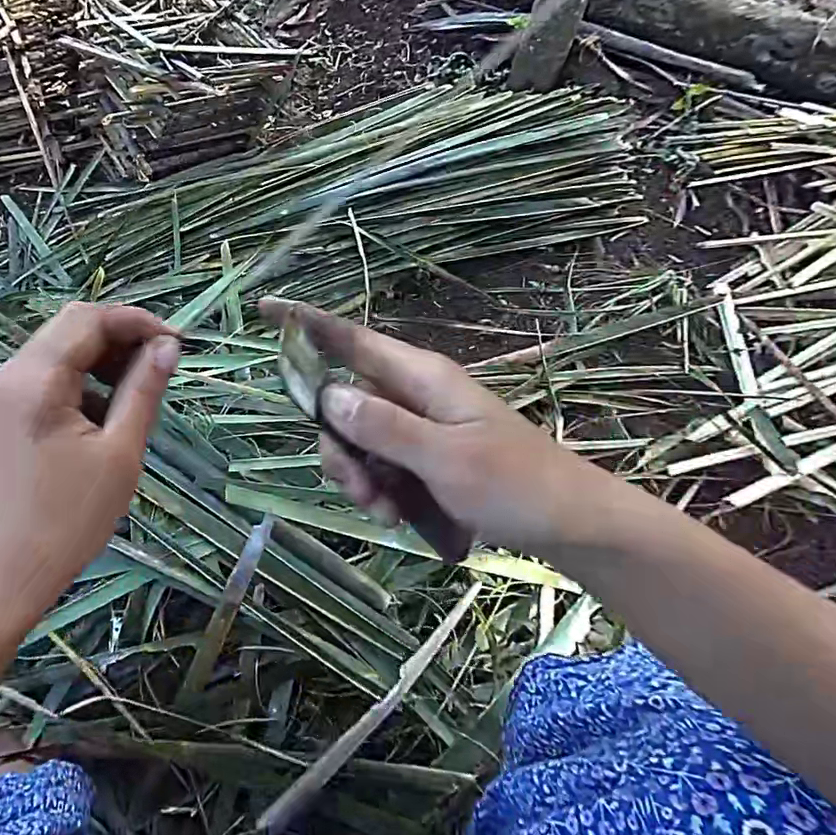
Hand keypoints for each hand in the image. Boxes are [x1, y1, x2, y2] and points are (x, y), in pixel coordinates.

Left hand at [0, 302, 178, 606]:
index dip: (137, 322)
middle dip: (122, 335)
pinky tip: (112, 409)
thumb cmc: (70, 517)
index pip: (90, 320)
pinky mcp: (10, 408)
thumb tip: (169, 346)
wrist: (11, 571)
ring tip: (142, 387)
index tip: (176, 343)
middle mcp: (14, 372)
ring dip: (107, 356)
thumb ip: (144, 389)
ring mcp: (7, 389)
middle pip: (74, 325)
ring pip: (65, 346)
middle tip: (162, 362)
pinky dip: (88, 377)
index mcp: (36, 379)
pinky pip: (55, 372)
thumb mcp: (121, 451)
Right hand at [260, 297, 636, 554]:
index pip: (350, 338)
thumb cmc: (515, 483)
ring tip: (385, 509)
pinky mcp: (422, 452)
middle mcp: (411, 392)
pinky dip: (376, 487)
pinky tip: (396, 513)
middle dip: (338, 445)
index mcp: (419, 376)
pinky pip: (377, 461)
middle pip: (343, 401)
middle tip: (360, 489)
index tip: (265, 310)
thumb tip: (326, 393)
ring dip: (357, 474)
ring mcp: (416, 423)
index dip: (306, 324)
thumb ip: (383, 426)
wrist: (569, 524)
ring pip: (356, 437)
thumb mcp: (445, 457)